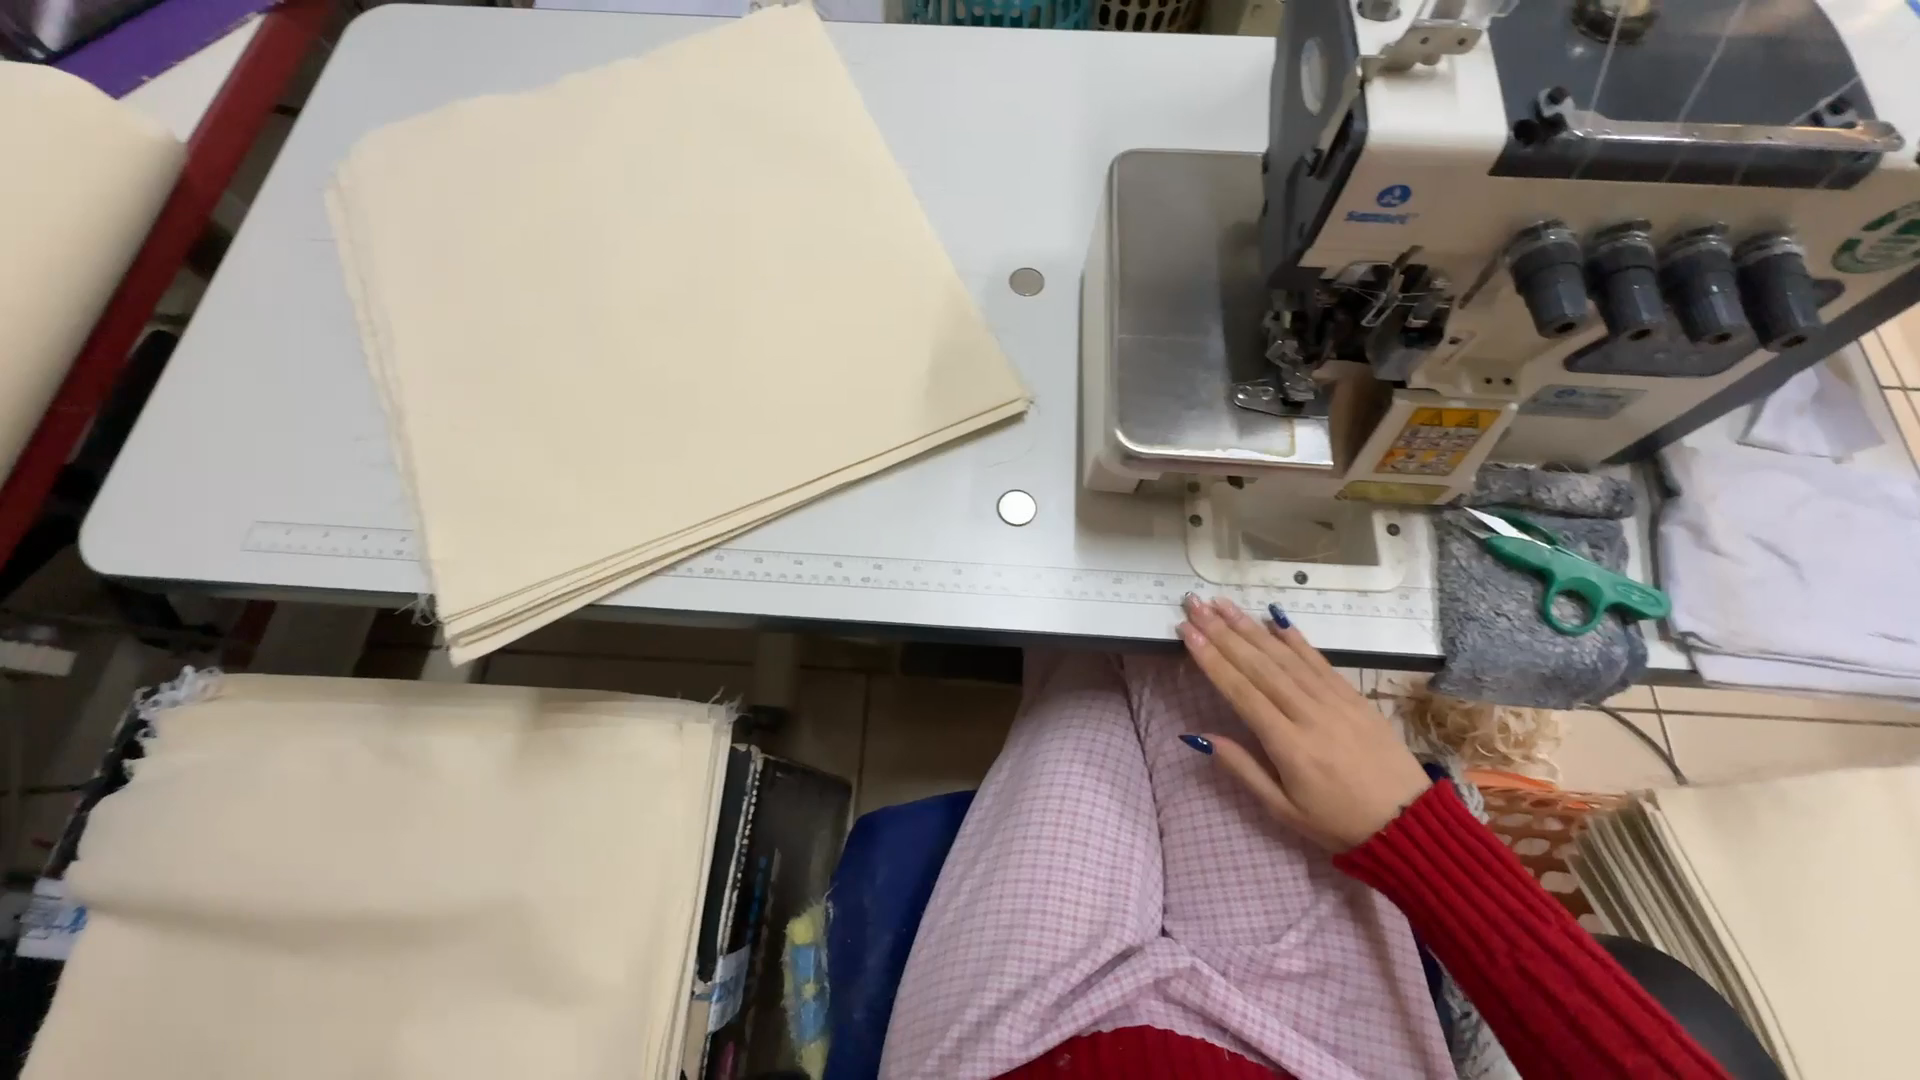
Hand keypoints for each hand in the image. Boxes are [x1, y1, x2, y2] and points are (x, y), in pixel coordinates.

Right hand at [1177, 594, 1432, 851]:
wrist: (1410, 825)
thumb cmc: (1338, 823)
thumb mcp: (1282, 810)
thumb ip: (1242, 768)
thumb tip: (1198, 736)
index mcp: (1289, 745)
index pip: (1241, 692)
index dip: (1211, 659)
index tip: (1187, 632)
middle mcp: (1310, 714)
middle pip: (1259, 665)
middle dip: (1223, 632)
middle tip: (1195, 605)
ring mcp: (1336, 702)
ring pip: (1286, 657)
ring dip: (1251, 628)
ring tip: (1223, 605)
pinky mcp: (1355, 697)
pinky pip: (1320, 662)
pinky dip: (1296, 639)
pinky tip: (1275, 619)